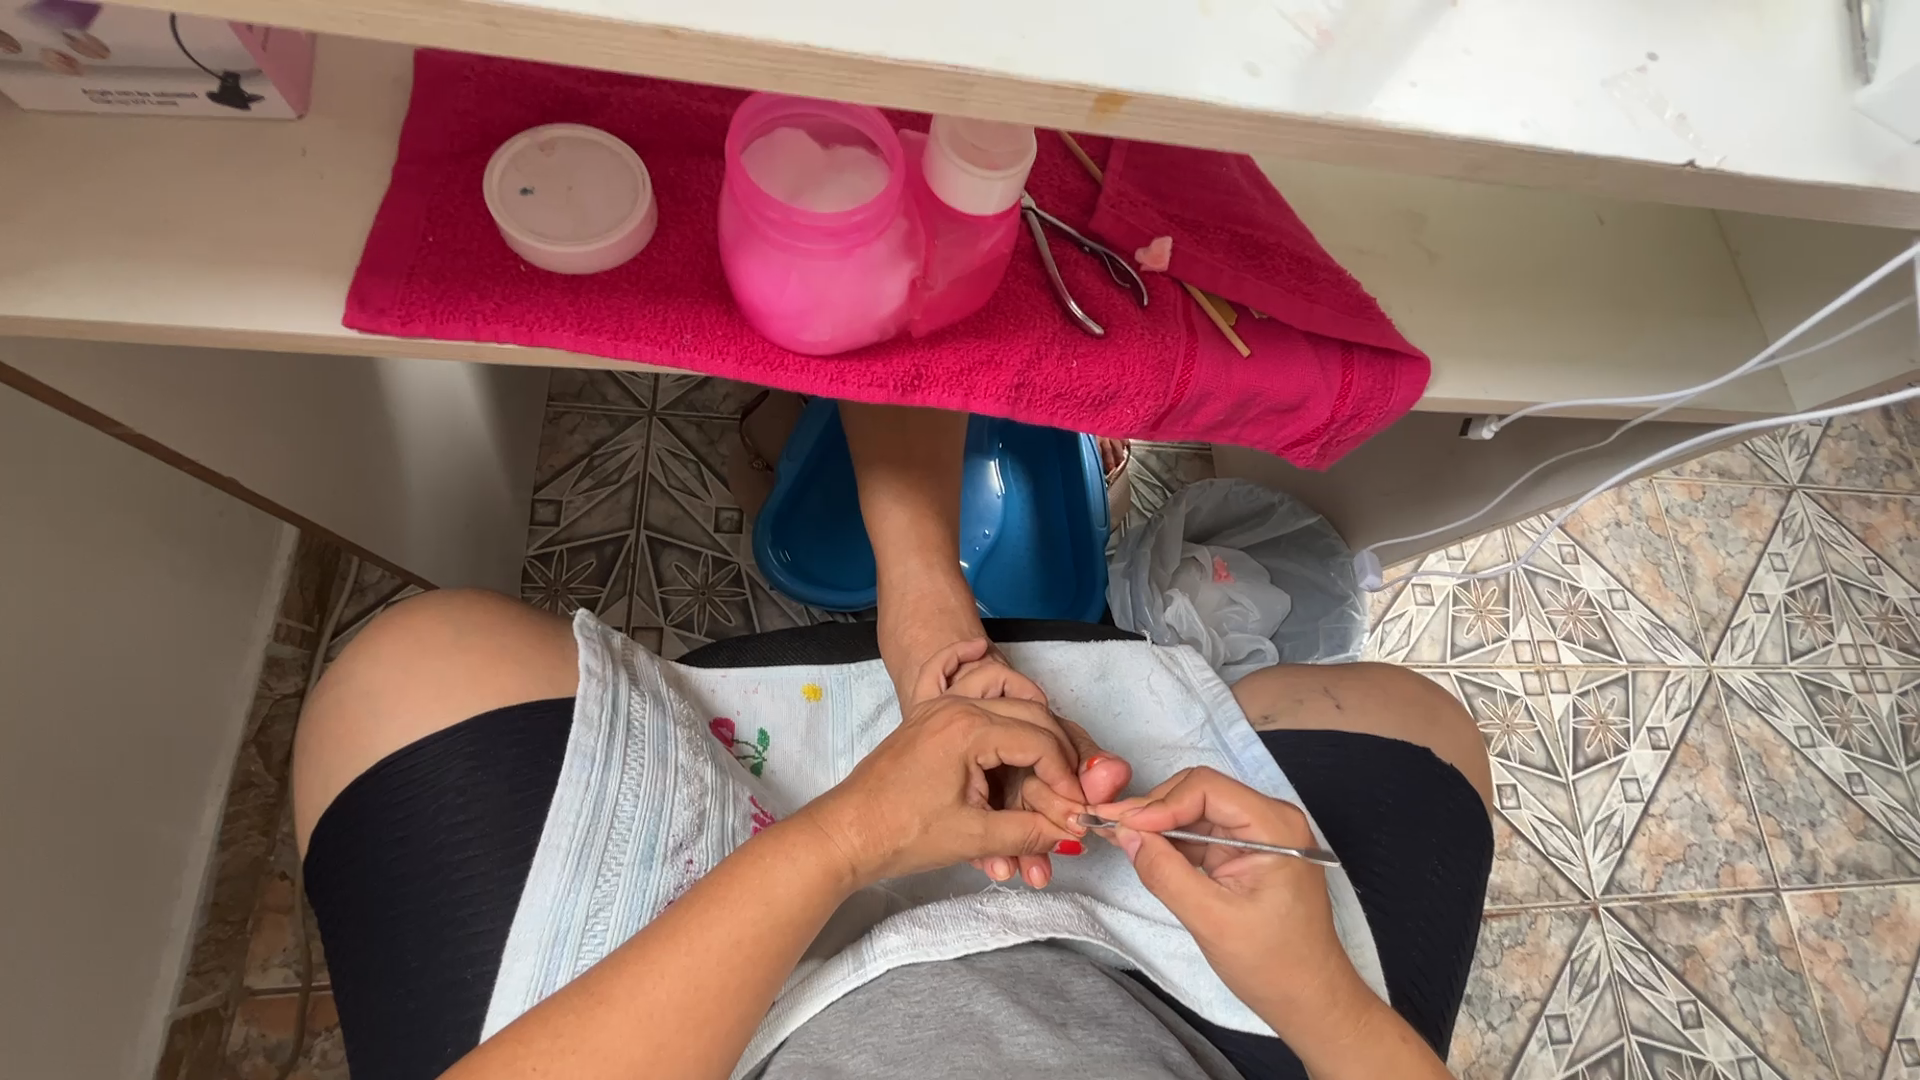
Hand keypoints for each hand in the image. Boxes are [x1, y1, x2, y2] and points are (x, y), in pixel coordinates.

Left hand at [920, 640, 1134, 888]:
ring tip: (1048, 745)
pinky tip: (976, 648)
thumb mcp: (973, 838)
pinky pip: (943, 670)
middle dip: (1057, 750)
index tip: (1077, 807)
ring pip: (996, 688)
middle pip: (1029, 712)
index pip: (1040, 742)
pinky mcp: (923, 714)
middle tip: (1070, 788)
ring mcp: (938, 705)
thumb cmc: (904, 834)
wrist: (848, 833)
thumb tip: (1072, 832)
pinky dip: (961, 657)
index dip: (1066, 776)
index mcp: (970, 730)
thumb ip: (1028, 832)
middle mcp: (957, 705)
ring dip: (1026, 707)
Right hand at [1094, 767, 1368, 1043]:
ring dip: (1154, 823)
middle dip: (1153, 810)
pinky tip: (1137, 845)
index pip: (1206, 788)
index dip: (1162, 803)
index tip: (1124, 826)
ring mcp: (1253, 832)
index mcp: (1274, 825)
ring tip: (1114, 832)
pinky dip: (1165, 838)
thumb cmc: (1275, 966)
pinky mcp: (1240, 849)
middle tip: (1109, 825)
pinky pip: (1195, 830)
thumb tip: (1124, 833)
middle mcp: (1266, 817)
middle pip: (1196, 791)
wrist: (1311, 1004)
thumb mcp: (1212, 921)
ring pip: (1191, 808)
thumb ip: (1165, 873)